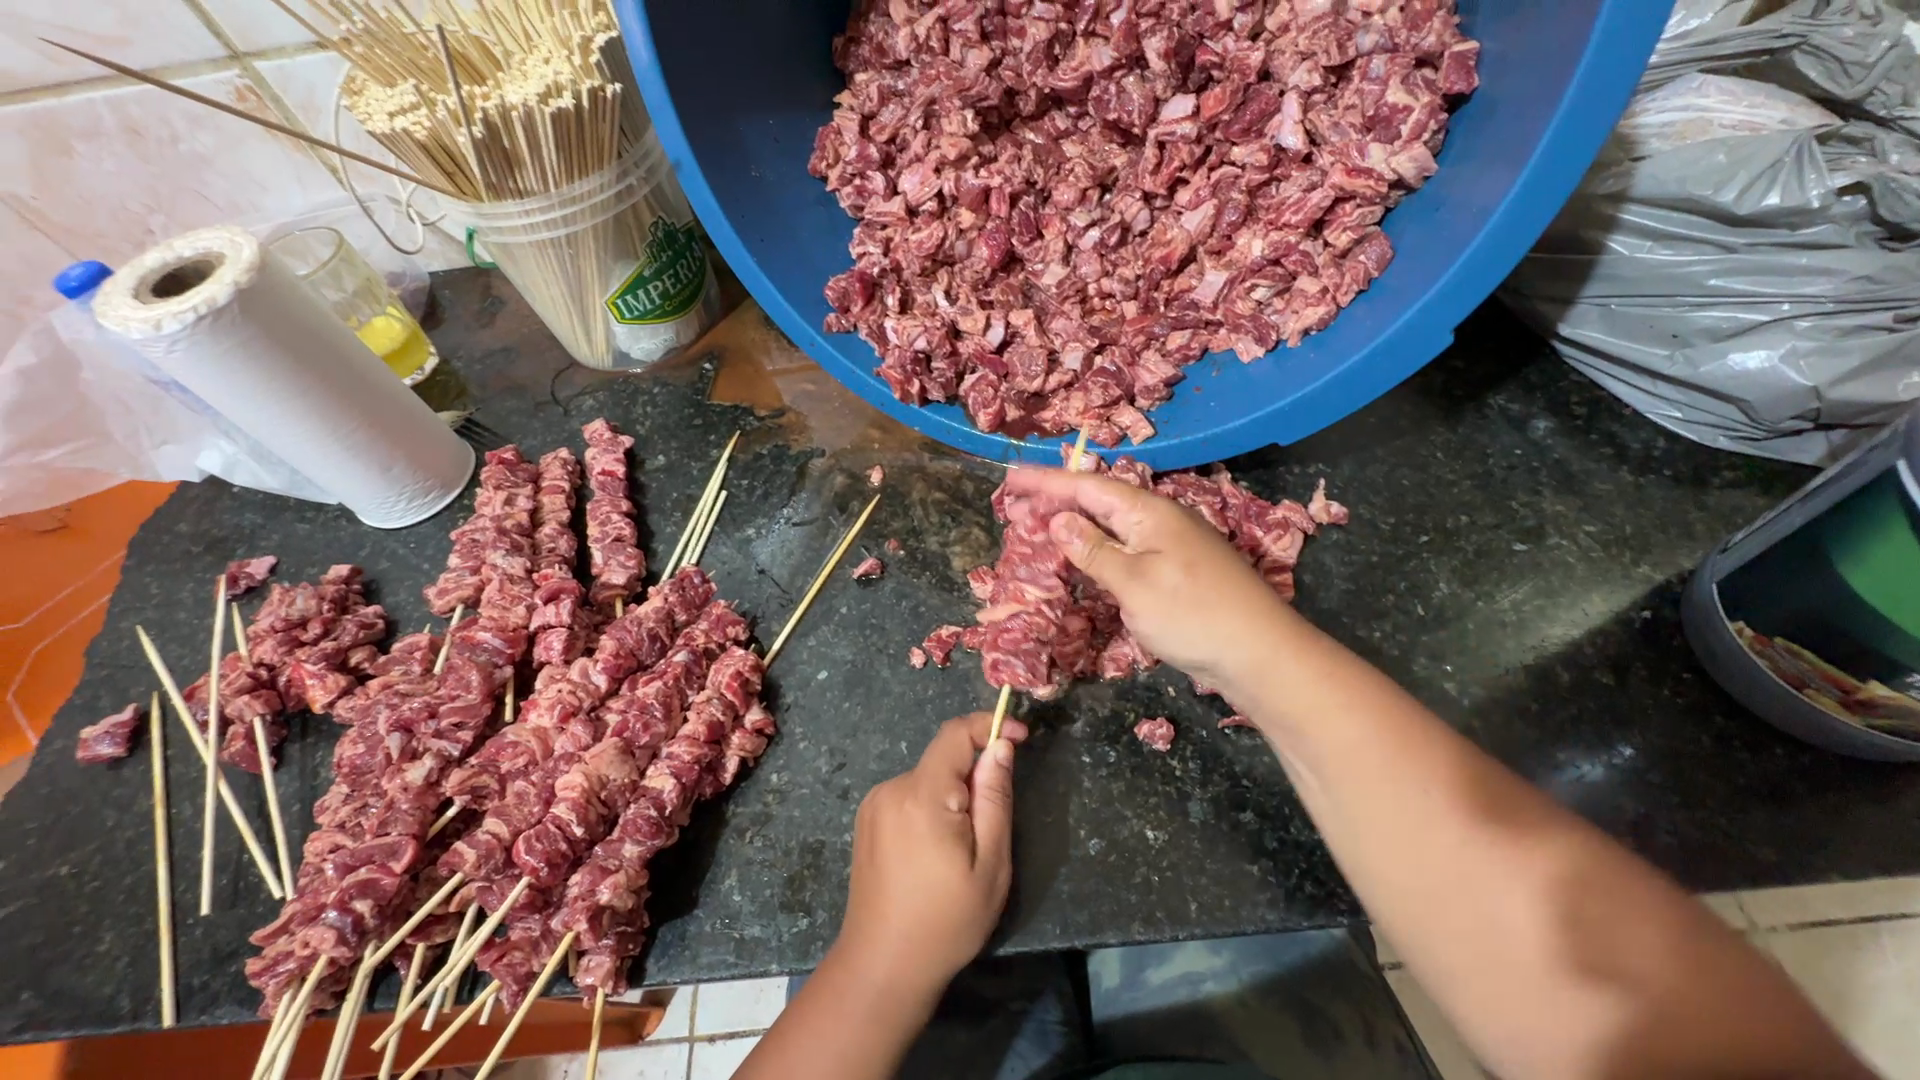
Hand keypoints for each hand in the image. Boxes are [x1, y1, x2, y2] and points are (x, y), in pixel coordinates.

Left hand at [835, 712, 1027, 1002]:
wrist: (882, 966)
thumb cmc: (946, 921)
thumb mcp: (990, 863)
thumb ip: (995, 798)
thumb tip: (1001, 745)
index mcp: (922, 795)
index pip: (956, 733)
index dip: (991, 726)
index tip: (1022, 738)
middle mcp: (891, 789)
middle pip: (943, 759)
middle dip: (975, 776)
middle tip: (993, 826)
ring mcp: (874, 805)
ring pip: (928, 780)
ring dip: (953, 796)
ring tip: (962, 851)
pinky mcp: (867, 821)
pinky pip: (910, 797)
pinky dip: (932, 808)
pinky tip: (935, 855)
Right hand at [999, 467, 1297, 694]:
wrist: (1259, 652)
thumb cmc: (1192, 614)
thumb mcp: (1134, 583)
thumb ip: (1094, 551)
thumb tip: (1060, 519)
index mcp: (1147, 513)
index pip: (1086, 486)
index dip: (1046, 481)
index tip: (1009, 477)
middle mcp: (1159, 521)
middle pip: (1099, 502)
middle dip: (1056, 500)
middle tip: (1014, 504)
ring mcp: (1171, 546)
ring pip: (1113, 525)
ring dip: (1075, 524)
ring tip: (1040, 526)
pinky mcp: (1177, 571)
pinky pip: (1126, 548)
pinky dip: (1097, 549)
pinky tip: (1085, 559)